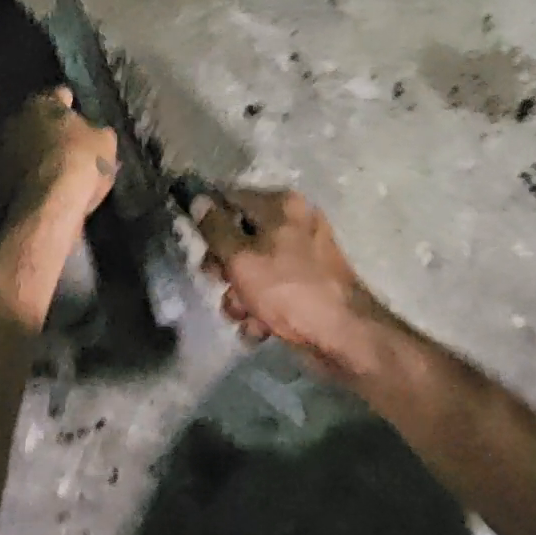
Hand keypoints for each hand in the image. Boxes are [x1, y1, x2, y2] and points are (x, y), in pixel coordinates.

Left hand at [0, 88, 118, 225]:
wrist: (46, 207)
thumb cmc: (79, 163)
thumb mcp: (105, 143)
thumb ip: (98, 132)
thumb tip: (96, 133)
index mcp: (42, 103)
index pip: (61, 94)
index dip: (74, 105)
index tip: (82, 117)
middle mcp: (14, 120)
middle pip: (37, 121)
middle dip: (50, 131)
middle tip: (70, 146)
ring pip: (24, 148)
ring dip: (36, 155)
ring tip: (56, 172)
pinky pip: (17, 174)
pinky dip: (27, 179)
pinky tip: (43, 191)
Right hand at [197, 190, 391, 378]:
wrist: (344, 336)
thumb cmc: (288, 289)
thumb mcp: (241, 258)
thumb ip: (214, 229)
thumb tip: (197, 199)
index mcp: (281, 205)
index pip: (230, 198)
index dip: (206, 219)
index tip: (191, 241)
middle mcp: (295, 222)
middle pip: (240, 235)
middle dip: (224, 266)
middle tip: (217, 283)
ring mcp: (304, 255)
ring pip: (253, 267)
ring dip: (240, 294)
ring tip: (242, 314)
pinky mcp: (308, 285)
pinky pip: (272, 289)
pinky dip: (262, 307)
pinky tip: (259, 327)